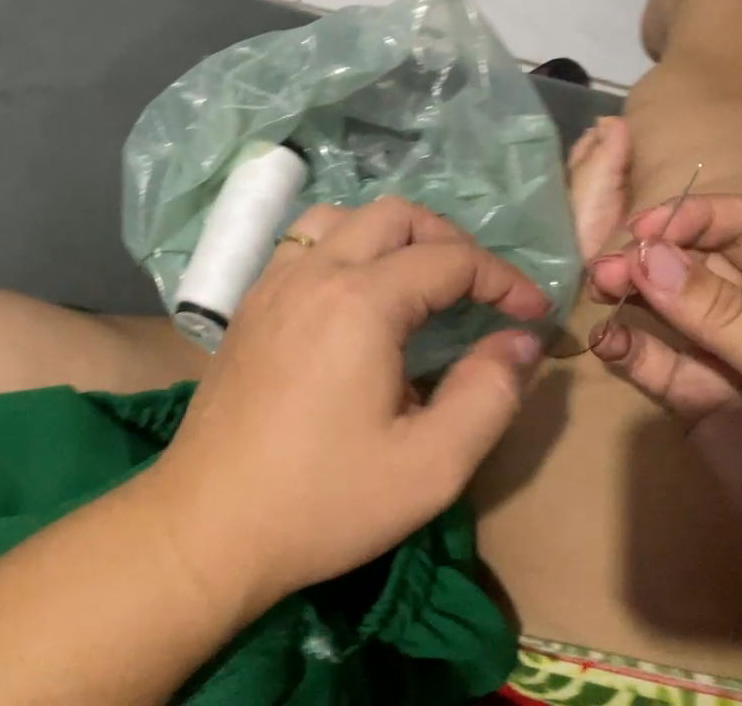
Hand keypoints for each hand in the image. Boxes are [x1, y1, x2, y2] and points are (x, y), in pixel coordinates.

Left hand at [149, 196, 551, 607]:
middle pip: (393, 216)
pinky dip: (343, 248)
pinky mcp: (248, 306)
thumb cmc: (324, 501)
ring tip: (419, 281)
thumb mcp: (431, 465)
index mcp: (360, 301)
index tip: (533, 315)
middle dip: (450, 241)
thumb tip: (521, 340)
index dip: (503, 279)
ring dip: (390, 235)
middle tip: (480, 290)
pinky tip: (355, 298)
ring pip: (339, 219)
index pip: (450, 259)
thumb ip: (490, 393)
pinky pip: (301, 246)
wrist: (208, 524)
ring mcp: (271, 284)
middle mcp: (313, 273)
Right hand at [584, 195, 741, 610]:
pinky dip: (625, 347)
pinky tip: (607, 346)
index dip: (694, 219)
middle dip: (649, 258)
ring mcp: (728, 354)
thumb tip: (646, 256)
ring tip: (597, 296)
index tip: (640, 230)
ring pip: (666, 306)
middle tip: (604, 272)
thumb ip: (728, 318)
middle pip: (696, 261)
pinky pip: (652, 359)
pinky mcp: (695, 397)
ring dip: (629, 295)